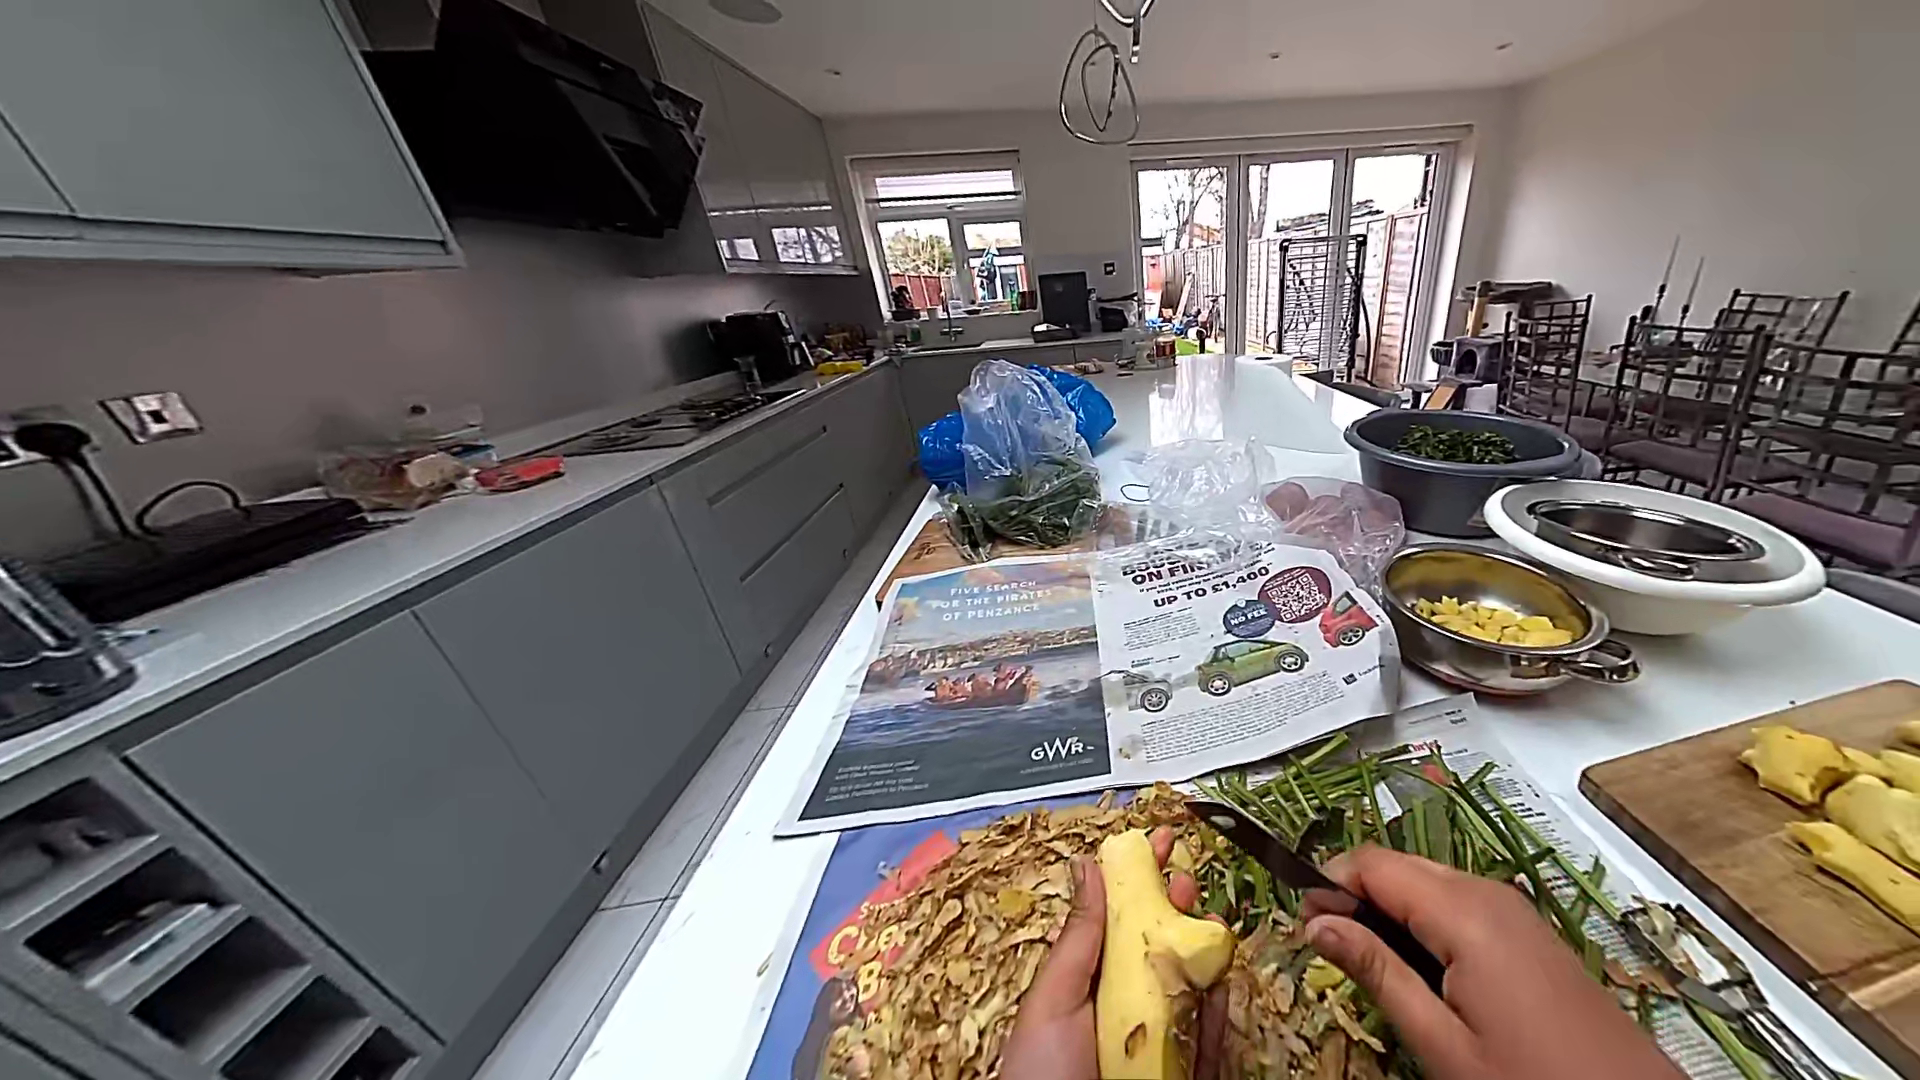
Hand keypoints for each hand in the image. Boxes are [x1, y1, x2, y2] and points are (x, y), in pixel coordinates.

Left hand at [1001, 827, 1226, 1079]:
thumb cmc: (1041, 1070)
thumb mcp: (1054, 997)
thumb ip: (1080, 936)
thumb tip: (1088, 865)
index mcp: (1090, 980)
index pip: (1118, 918)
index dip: (1137, 877)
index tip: (1156, 840)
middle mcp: (1126, 1004)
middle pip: (1158, 945)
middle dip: (1175, 904)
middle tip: (1186, 869)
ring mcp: (1158, 1042)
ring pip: (1189, 986)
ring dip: (1201, 945)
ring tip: (1206, 907)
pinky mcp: (1186, 1075)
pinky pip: (1211, 1044)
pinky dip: (1221, 1010)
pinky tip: (1224, 976)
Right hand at [1302, 847, 1686, 1079]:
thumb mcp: (1444, 1044)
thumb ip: (1376, 971)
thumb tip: (1313, 922)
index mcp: (1463, 911)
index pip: (1369, 863)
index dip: (1327, 883)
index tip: (1306, 924)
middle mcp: (1485, 893)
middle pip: (1393, 863)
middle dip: (1353, 892)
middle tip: (1332, 942)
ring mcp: (1511, 909)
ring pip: (1420, 878)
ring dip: (1385, 904)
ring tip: (1373, 958)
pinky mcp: (1526, 930)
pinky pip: (1452, 898)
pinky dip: (1419, 915)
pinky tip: (1422, 964)